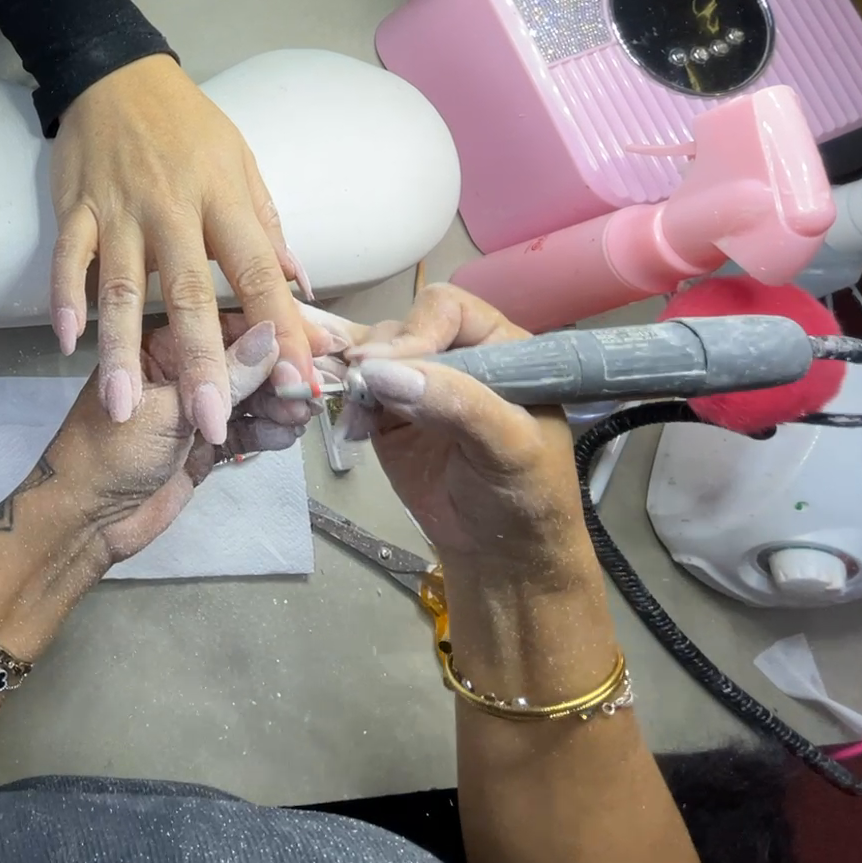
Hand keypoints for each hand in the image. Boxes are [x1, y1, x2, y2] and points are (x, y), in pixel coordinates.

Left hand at [28, 320, 306, 565]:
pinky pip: (246, 430)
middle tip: (317, 387)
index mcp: (160, 346)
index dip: (274, 334)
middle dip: (282, 374)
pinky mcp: (205, 445)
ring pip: (251, 398)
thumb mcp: (169, 410)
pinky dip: (267, 431)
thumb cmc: (112, 452)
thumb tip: (275, 331)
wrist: (86, 519)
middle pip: (245, 362)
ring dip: (278, 404)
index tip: (317, 342)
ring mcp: (195, 410)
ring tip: (302, 414)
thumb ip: (224, 375)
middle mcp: (181, 371)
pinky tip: (285, 435)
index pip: (226, 327)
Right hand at [49, 55, 322, 444]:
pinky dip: (65, 299)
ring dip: (122, 350)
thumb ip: (266, 225)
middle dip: (201, 363)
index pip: (257, 273)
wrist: (116, 75)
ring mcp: (118, 211)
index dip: (280, 330)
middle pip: (189, 295)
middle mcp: (172, 210)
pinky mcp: (74, 209)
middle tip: (210, 423)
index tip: (299, 384)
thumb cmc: (187, 123)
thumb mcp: (242, 161)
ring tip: (124, 406)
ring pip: (122, 288)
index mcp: (222, 199)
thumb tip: (299, 283)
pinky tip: (68, 342)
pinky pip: (68, 259)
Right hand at [302, 287, 586, 579]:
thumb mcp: (507, 448)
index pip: (447, 311)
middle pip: (397, 328)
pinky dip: (338, 396)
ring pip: (368, 355)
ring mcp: (414, 384)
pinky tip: (340, 416)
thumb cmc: (523, 497)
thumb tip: (380, 372)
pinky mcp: (383, 412)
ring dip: (352, 378)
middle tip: (361, 392)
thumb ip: (455, 403)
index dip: (415, 331)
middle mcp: (453, 357)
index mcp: (500, 349)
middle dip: (376, 357)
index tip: (390, 368)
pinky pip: (352, 388)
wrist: (496, 551)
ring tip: (353, 414)